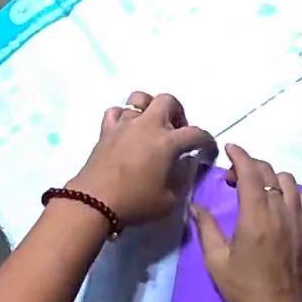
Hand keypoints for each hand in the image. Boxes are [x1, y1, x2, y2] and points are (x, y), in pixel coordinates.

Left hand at [65, 92, 215, 226]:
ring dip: (150, 107)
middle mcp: (147, 125)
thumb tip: (184, 166)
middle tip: (177, 131)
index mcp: (167, 142)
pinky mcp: (106, 130)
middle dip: (178, 112)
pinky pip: (115, 112)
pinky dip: (123, 117)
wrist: (93, 203)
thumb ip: (181, 180)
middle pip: (167, 100)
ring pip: (139, 98)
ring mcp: (125, 124)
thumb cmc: (134, 203)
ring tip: (151, 124)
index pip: (196, 133)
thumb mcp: (168, 201)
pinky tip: (126, 130)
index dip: (207, 140)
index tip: (208, 150)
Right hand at [193, 144, 301, 301]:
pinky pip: (301, 198)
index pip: (250, 172)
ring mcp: (298, 219)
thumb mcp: (216, 261)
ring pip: (288, 181)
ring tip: (254, 189)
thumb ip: (206, 228)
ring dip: (269, 176)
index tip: (229, 148)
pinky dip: (288, 191)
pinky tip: (276, 202)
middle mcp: (280, 211)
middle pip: (269, 172)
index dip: (240, 156)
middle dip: (249, 166)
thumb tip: (195, 206)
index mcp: (256, 216)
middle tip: (231, 180)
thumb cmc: (245, 290)